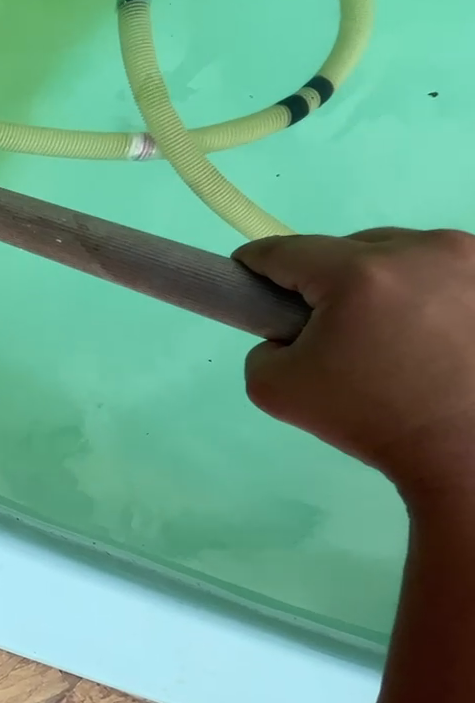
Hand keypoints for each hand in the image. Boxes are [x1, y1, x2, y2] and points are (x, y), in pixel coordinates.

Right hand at [235, 229, 474, 493]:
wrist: (473, 454)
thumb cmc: (370, 417)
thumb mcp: (270, 385)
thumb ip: (263, 343)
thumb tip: (293, 330)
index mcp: (359, 274)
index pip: (281, 250)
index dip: (252, 269)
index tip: (250, 293)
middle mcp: (427, 252)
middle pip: (348, 248)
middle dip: (328, 281)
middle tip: (332, 330)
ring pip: (405, 255)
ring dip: (385, 283)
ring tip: (394, 334)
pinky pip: (452, 272)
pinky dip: (434, 293)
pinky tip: (440, 334)